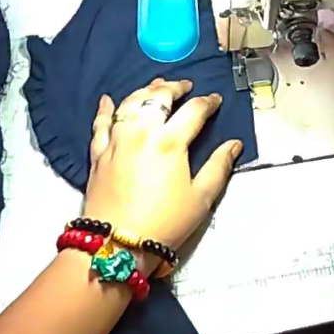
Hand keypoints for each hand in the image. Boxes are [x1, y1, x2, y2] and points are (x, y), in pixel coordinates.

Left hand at [84, 79, 240, 256]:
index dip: (208, 102)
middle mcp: (141, 133)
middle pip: (158, 97)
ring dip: (144, 91)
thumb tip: (234, 144)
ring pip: (129, 104)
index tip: (216, 100)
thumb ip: (219, 166)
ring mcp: (116, 142)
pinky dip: (105, 109)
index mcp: (170, 141)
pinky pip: (100, 124)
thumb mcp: (201, 198)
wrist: (115, 246)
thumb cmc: (165, 223)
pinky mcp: (98, 155)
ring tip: (155, 87)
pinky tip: (107, 99)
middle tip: (185, 86)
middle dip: (174, 87)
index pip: (193, 110)